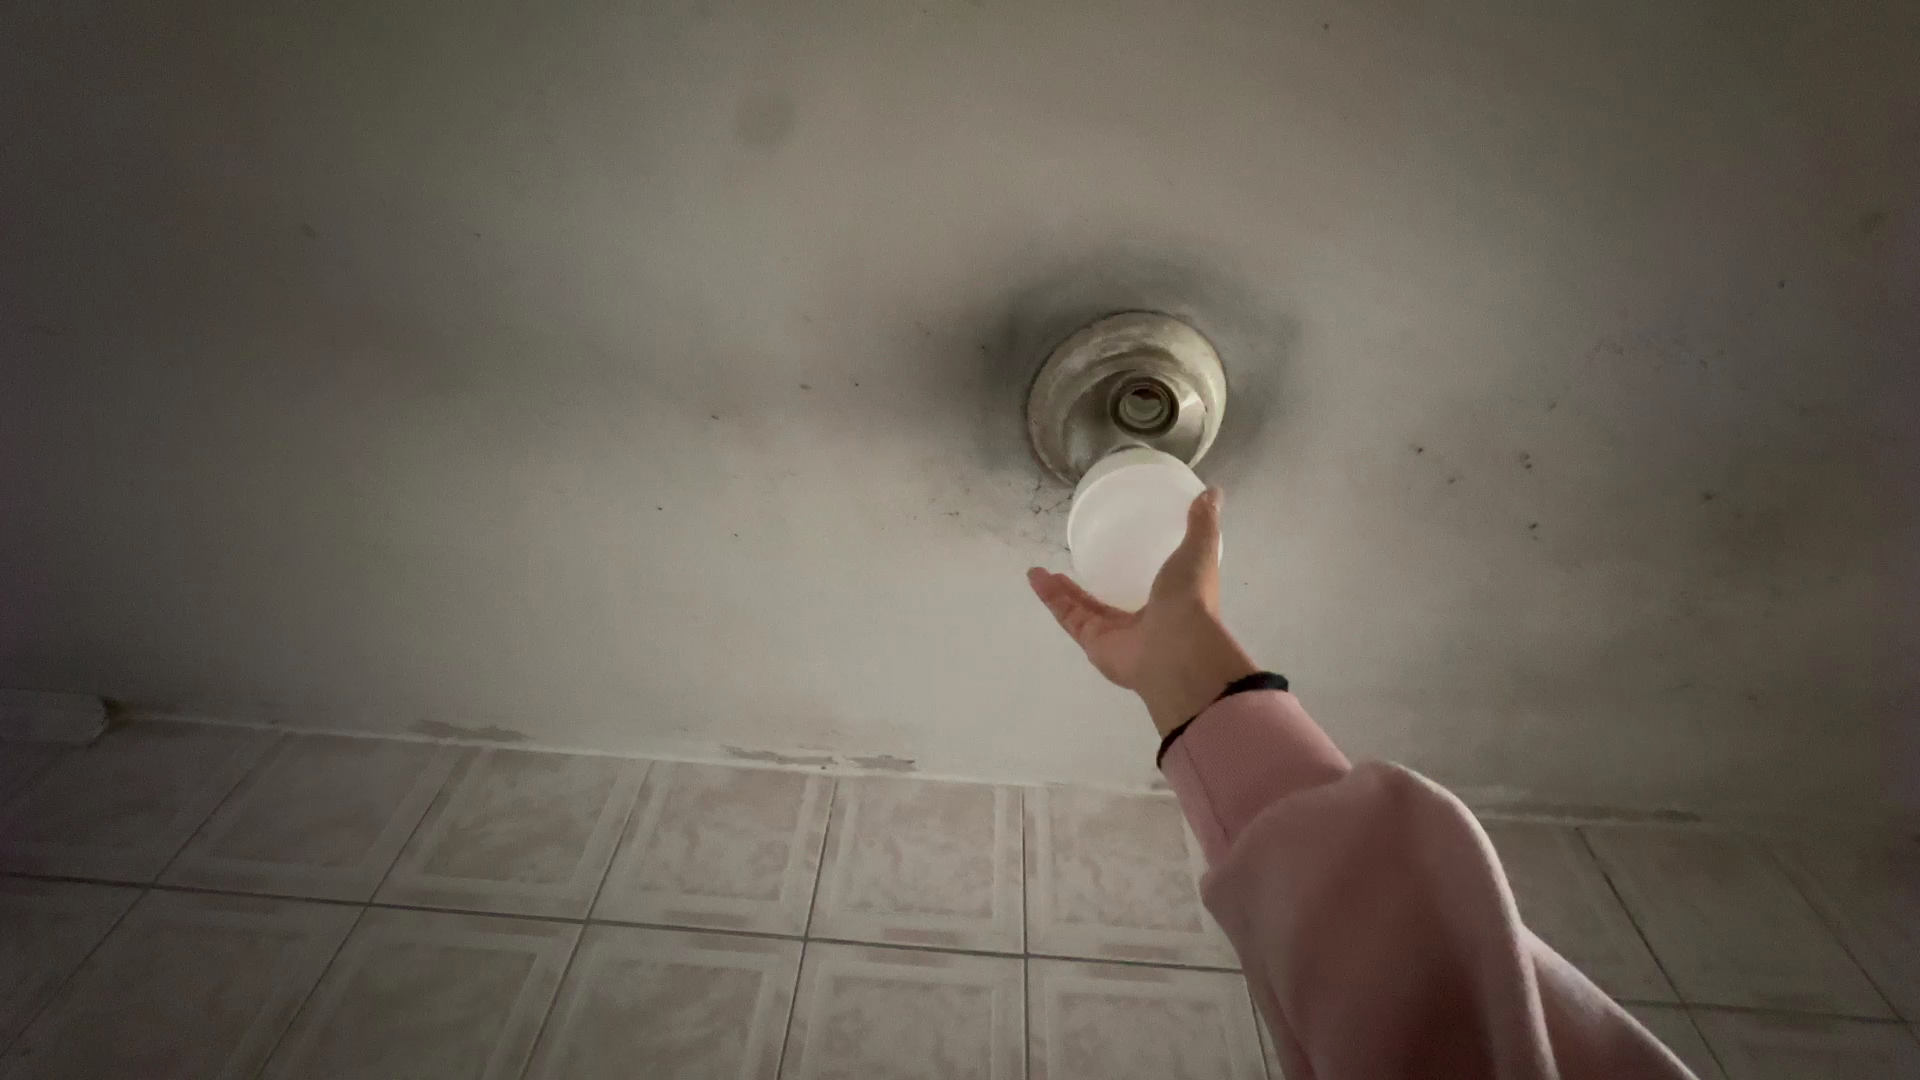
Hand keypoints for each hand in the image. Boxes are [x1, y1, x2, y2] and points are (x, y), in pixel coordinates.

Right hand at [1028, 487, 1258, 735]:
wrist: (1179, 648)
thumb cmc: (1192, 601)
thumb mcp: (1198, 553)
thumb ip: (1201, 525)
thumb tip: (1212, 491)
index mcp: (1169, 605)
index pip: (1146, 589)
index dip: (1132, 573)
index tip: (1118, 556)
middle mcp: (1140, 625)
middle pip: (1106, 604)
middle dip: (1087, 588)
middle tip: (1073, 565)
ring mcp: (1115, 637)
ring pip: (1082, 610)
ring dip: (1061, 592)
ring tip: (1042, 572)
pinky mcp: (1093, 642)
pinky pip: (1068, 616)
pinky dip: (1050, 597)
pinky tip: (1035, 576)